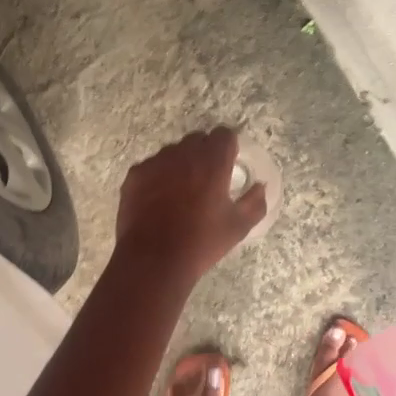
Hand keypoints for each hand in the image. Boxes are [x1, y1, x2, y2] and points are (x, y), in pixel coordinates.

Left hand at [113, 128, 266, 281]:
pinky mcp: (135, 175)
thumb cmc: (201, 243)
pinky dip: (158, 177)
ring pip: (173, 152)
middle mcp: (183, 154)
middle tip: (206, 181)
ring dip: (180, 164)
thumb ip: (255, 202)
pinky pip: (151, 166)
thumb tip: (260, 187)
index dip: (228, 147)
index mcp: (212, 162)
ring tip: (180, 193)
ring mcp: (156, 162)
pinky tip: (158, 201)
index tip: (228, 164)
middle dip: (204, 154)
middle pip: (198, 140)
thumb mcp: (238, 227)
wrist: (153, 260)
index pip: (224, 134)